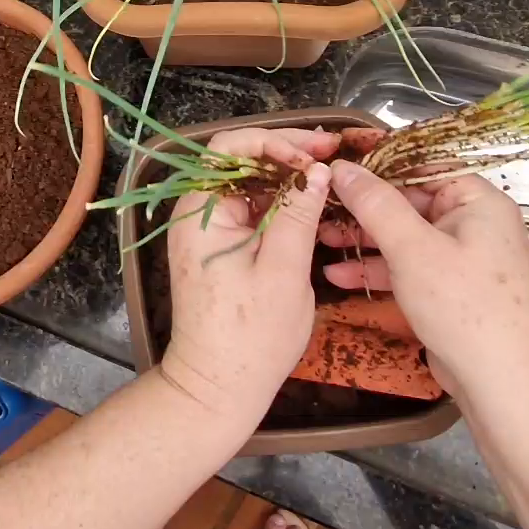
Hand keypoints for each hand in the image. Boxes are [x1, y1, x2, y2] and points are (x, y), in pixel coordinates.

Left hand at [156, 128, 338, 434]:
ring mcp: (208, 229)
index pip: (227, 148)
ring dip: (284, 175)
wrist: (217, 387)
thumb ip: (298, 215)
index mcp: (201, 210)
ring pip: (247, 184)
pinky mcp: (221, 246)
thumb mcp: (283, 271)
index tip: (314, 153)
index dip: (272, 141)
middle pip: (238, 161)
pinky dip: (278, 201)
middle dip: (284, 152)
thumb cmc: (250, 335)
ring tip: (327, 170)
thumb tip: (317, 170)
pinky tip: (310, 201)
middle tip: (331, 150)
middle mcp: (197, 211)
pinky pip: (249, 209)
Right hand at [319, 164, 528, 405]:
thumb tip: (342, 167)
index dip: (374, 162)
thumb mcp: (412, 248)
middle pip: (406, 200)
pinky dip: (376, 267)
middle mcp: (472, 222)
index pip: (419, 164)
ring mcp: (461, 256)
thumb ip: (374, 203)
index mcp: (476, 201)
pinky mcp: (449, 286)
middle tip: (319, 206)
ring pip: (401, 233)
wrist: (504, 387)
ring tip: (320, 239)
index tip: (333, 163)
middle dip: (360, 206)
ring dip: (361, 238)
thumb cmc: (465, 308)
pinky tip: (340, 275)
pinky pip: (406, 264)